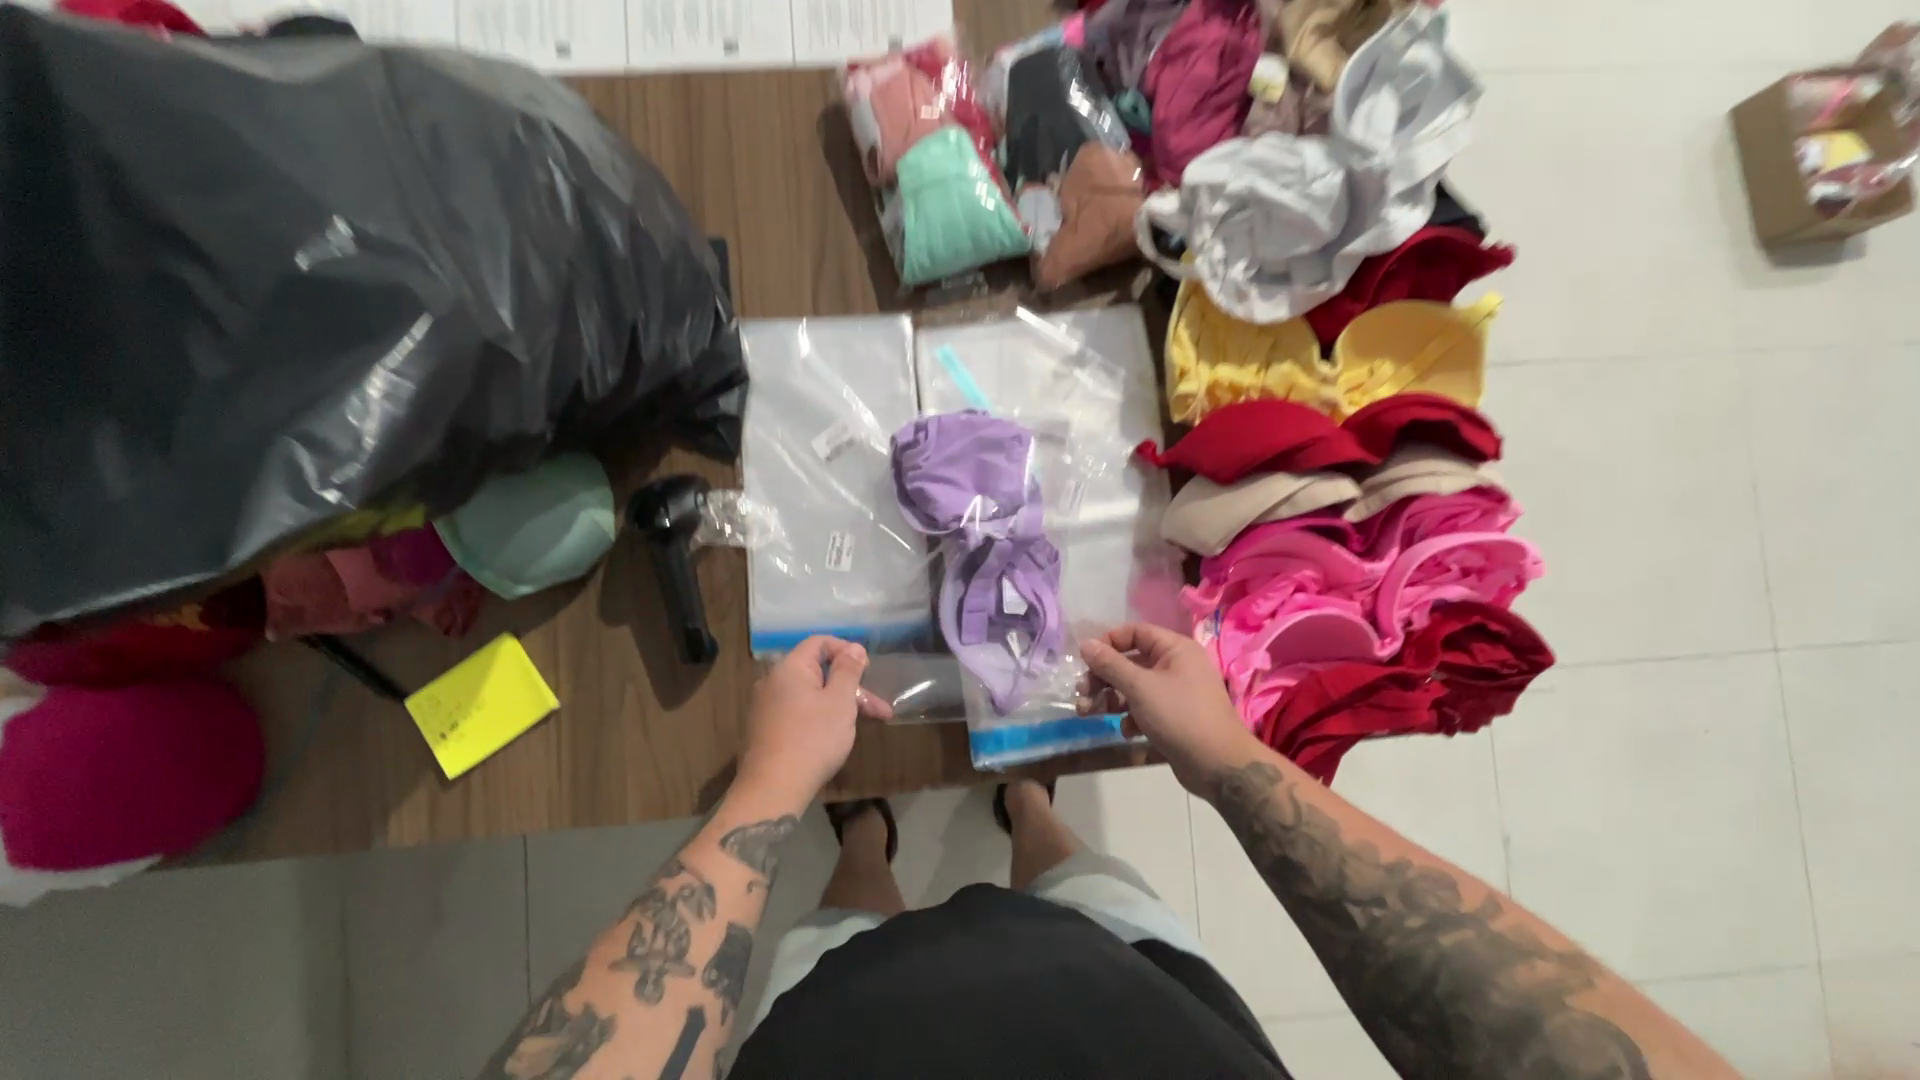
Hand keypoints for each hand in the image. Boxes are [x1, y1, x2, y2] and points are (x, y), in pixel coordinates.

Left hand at [738, 636, 888, 804]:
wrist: (773, 788)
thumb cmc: (812, 738)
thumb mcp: (840, 701)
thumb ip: (848, 670)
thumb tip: (853, 647)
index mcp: (790, 668)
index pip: (819, 642)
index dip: (846, 650)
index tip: (867, 670)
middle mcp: (773, 681)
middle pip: (818, 671)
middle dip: (851, 686)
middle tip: (879, 709)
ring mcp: (767, 707)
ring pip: (811, 695)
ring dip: (840, 704)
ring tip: (866, 724)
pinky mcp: (766, 730)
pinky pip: (799, 712)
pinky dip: (821, 717)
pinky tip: (837, 735)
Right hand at [1081, 623, 1261, 794]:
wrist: (1217, 764)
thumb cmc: (1179, 715)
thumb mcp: (1140, 687)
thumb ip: (1110, 664)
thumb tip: (1085, 644)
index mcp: (1175, 649)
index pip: (1135, 632)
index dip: (1108, 643)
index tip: (1086, 660)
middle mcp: (1177, 666)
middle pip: (1130, 662)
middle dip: (1103, 677)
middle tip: (1081, 692)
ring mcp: (1176, 692)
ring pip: (1134, 687)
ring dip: (1110, 699)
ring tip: (1087, 712)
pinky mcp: (1173, 717)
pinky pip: (1144, 708)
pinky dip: (1131, 717)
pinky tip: (1128, 732)